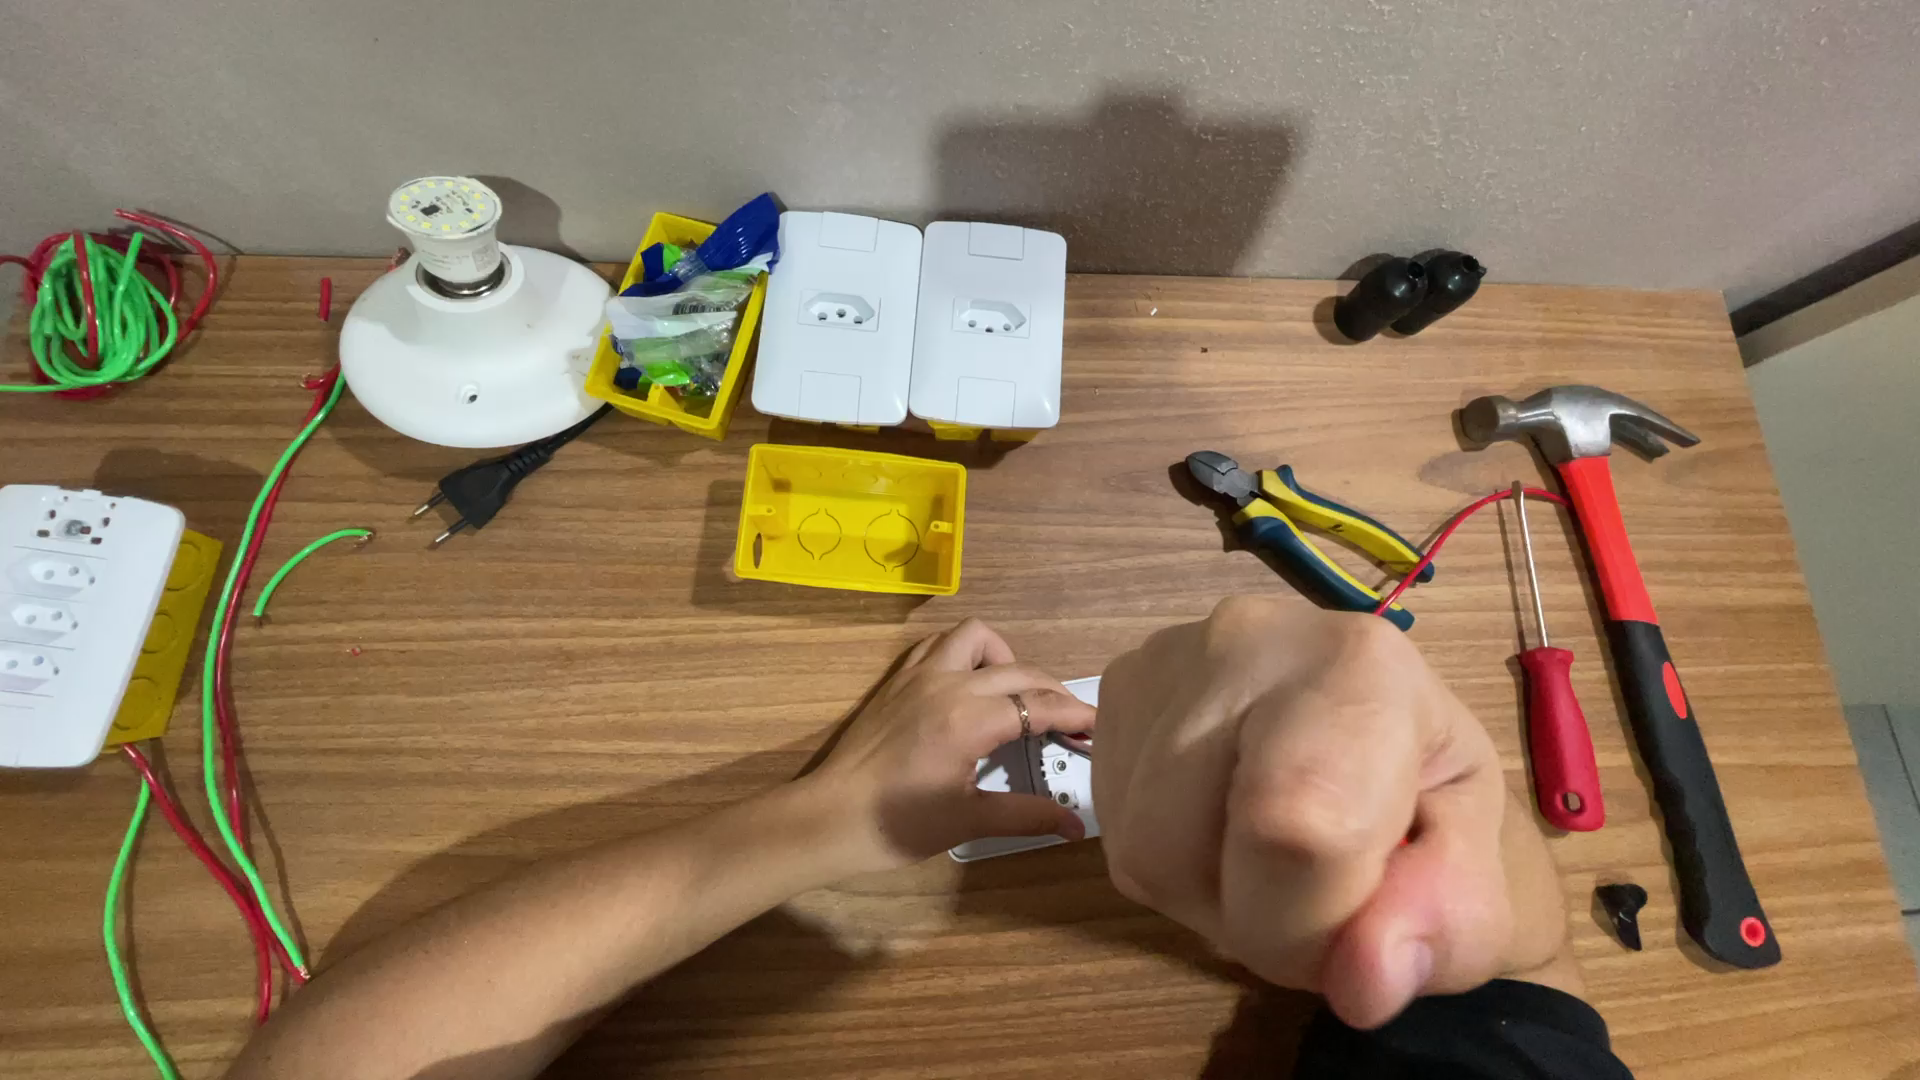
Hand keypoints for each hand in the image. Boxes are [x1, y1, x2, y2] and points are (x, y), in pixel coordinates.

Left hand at [808, 618, 1095, 872]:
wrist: (828, 817)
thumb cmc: (898, 824)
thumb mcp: (967, 820)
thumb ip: (1026, 815)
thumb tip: (1076, 826)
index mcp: (969, 718)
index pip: (1038, 705)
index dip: (1075, 714)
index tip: (1100, 725)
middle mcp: (948, 684)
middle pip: (1019, 670)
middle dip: (1052, 691)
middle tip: (1069, 722)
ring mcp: (919, 675)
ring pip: (974, 637)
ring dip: (1004, 657)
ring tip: (1013, 693)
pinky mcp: (898, 679)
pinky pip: (939, 645)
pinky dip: (964, 653)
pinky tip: (967, 684)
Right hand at [1094, 598, 1573, 1028]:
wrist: (1344, 688)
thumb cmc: (1417, 771)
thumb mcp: (1473, 849)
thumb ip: (1445, 921)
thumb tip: (1361, 983)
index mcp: (1354, 667)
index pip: (1290, 821)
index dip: (1309, 923)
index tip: (1351, 946)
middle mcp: (1235, 642)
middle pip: (1183, 847)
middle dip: (1246, 921)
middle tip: (1305, 896)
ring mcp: (1155, 663)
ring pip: (1138, 846)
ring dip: (1202, 891)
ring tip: (1258, 850)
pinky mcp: (1110, 689)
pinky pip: (1114, 823)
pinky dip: (1168, 855)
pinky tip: (1213, 817)